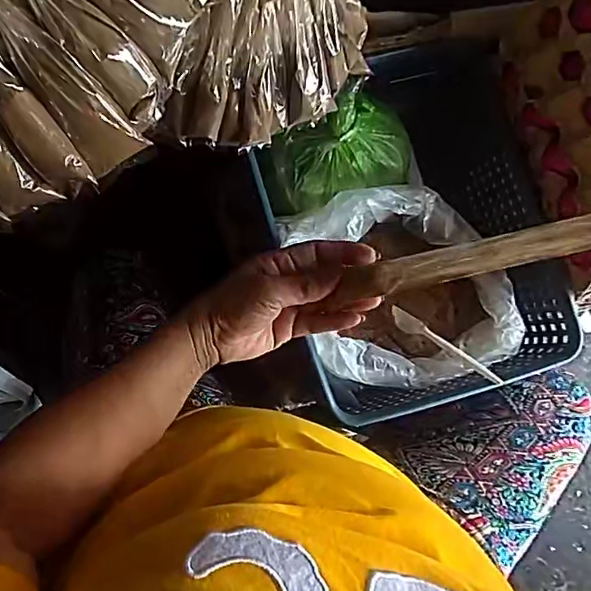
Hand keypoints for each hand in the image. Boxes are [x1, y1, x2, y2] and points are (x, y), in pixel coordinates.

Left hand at [179, 241, 383, 366]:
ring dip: (348, 301)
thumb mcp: (270, 290)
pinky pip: (316, 322)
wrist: (210, 337)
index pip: (317, 253)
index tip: (370, 256)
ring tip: (374, 302)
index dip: (343, 253)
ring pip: (325, 301)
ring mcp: (289, 306)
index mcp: (279, 264)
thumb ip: (306, 285)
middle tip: (380, 282)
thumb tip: (340, 275)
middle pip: (326, 278)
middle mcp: (287, 282)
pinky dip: (334, 321)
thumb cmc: (234, 304)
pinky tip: (354, 320)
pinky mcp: (288, 328)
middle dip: (352, 280)